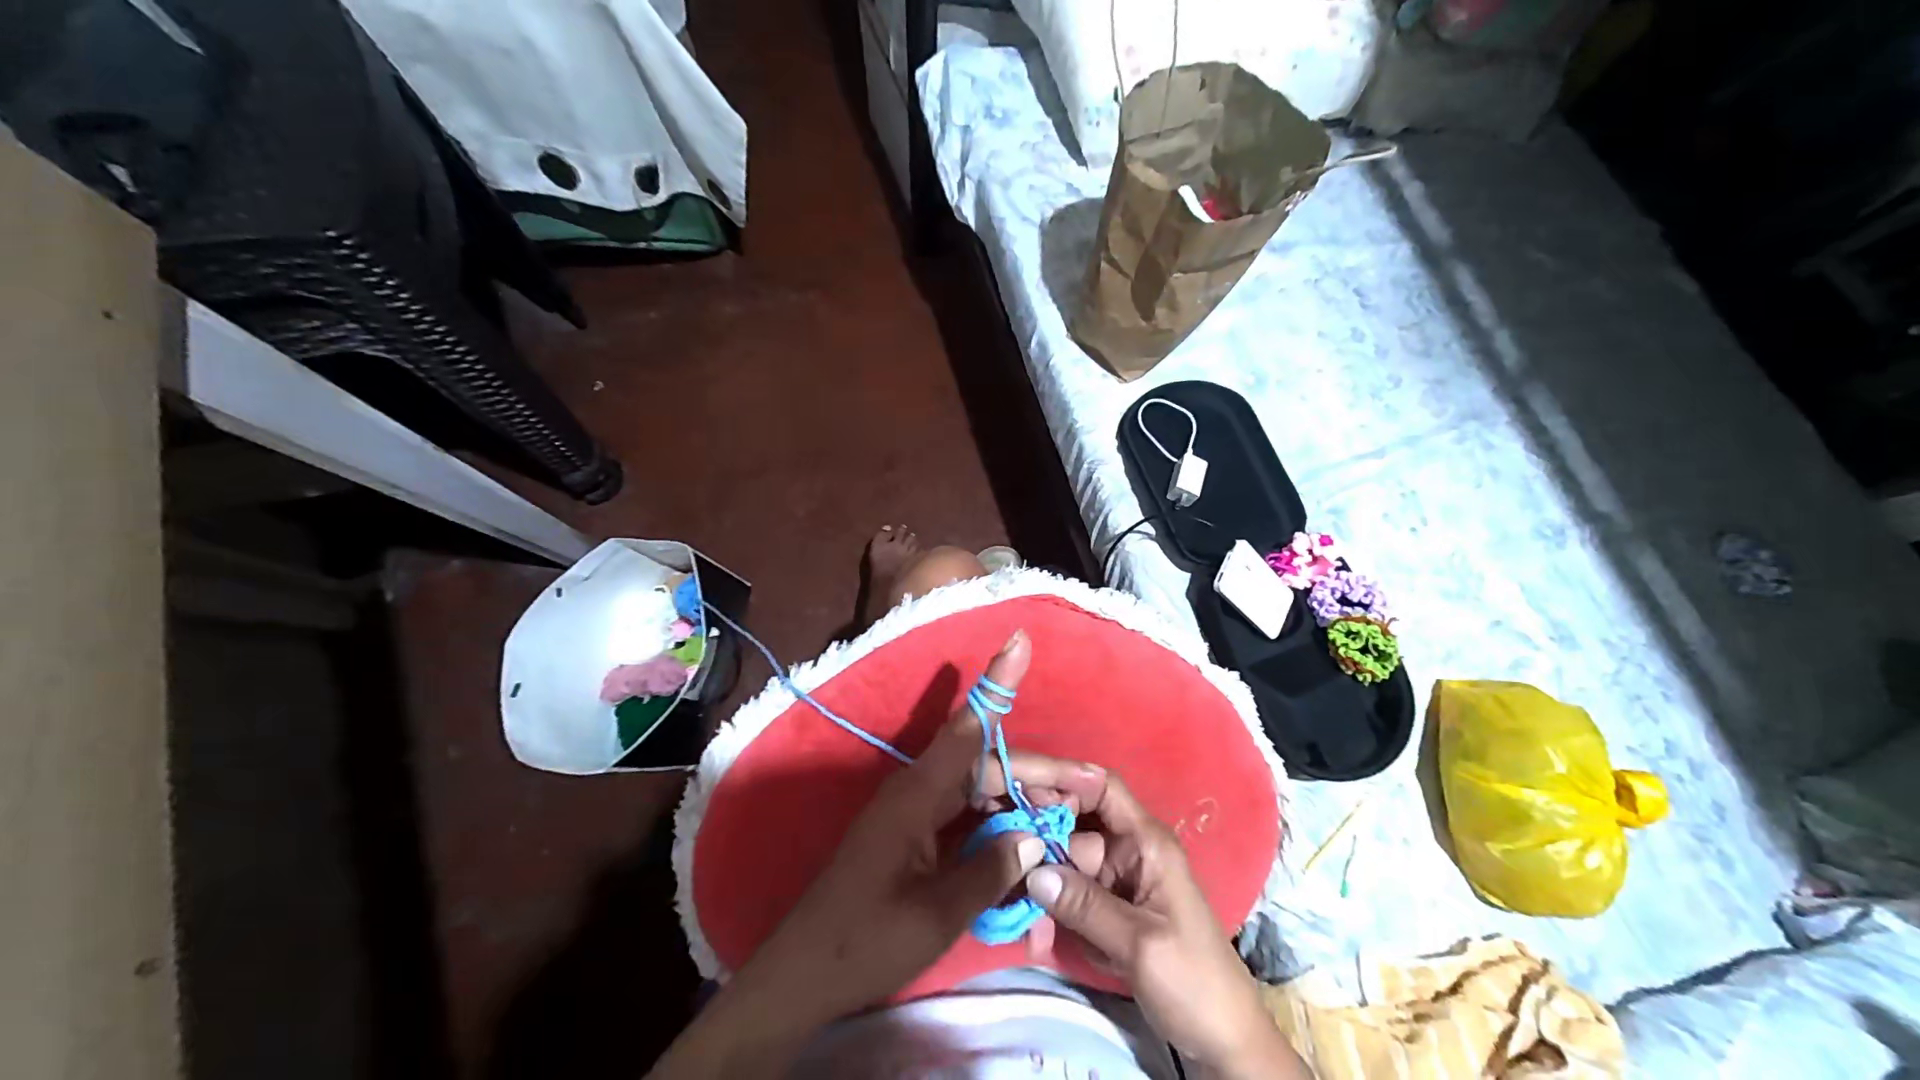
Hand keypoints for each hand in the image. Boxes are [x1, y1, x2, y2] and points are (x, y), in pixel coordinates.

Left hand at [648, 629, 1106, 1077]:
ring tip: (1067, 818)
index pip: (967, 729)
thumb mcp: (937, 913)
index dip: (996, 684)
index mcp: (917, 795)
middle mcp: (914, 792)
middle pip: (984, 765)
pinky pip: (961, 817)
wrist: (801, 976)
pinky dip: (993, 825)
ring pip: (975, 792)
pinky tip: (1024, 845)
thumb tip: (1034, 837)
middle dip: (1036, 774)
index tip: (1019, 640)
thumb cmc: (866, 942)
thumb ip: (990, 871)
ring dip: (1017, 802)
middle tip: (1087, 787)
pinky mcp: (909, 838)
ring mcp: (910, 815)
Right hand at [1024, 770, 1308, 1079]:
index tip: (1016, 791)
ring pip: (1063, 862)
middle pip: (1072, 825)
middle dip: (1037, 842)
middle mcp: (1127, 851)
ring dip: (1039, 884)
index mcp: (1146, 842)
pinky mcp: (1106, 908)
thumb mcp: (1141, 944)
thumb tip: (1032, 872)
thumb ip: (1086, 905)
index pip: (1101, 787)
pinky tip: (1034, 935)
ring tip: (1018, 915)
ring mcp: (1116, 880)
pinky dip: (1049, 910)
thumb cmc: (1195, 981)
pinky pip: (1068, 894)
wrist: (1224, 1039)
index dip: (1061, 779)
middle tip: (1001, 864)